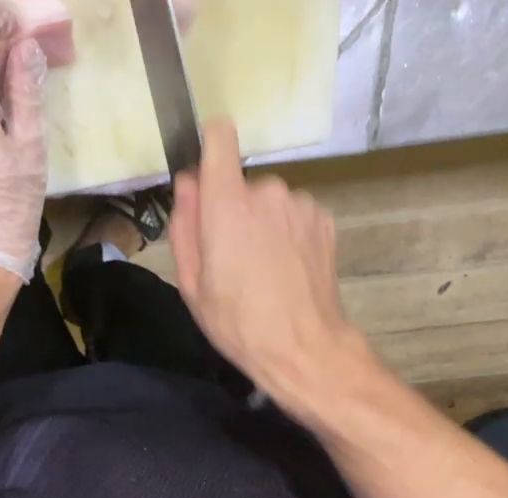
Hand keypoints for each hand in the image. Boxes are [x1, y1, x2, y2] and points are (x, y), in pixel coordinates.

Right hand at [168, 120, 374, 412]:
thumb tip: (186, 184)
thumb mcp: (192, 285)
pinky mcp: (323, 219)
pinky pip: (293, 216)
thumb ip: (185, 227)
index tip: (204, 167)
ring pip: (269, 202)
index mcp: (227, 206)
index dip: (210, 146)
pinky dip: (286, 235)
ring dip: (261, 225)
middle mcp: (267, 192)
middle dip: (232, 211)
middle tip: (230, 259)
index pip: (219, 140)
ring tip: (261, 270)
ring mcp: (300, 204)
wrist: (302, 346)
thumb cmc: (237, 323)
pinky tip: (285, 270)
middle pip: (241, 185)